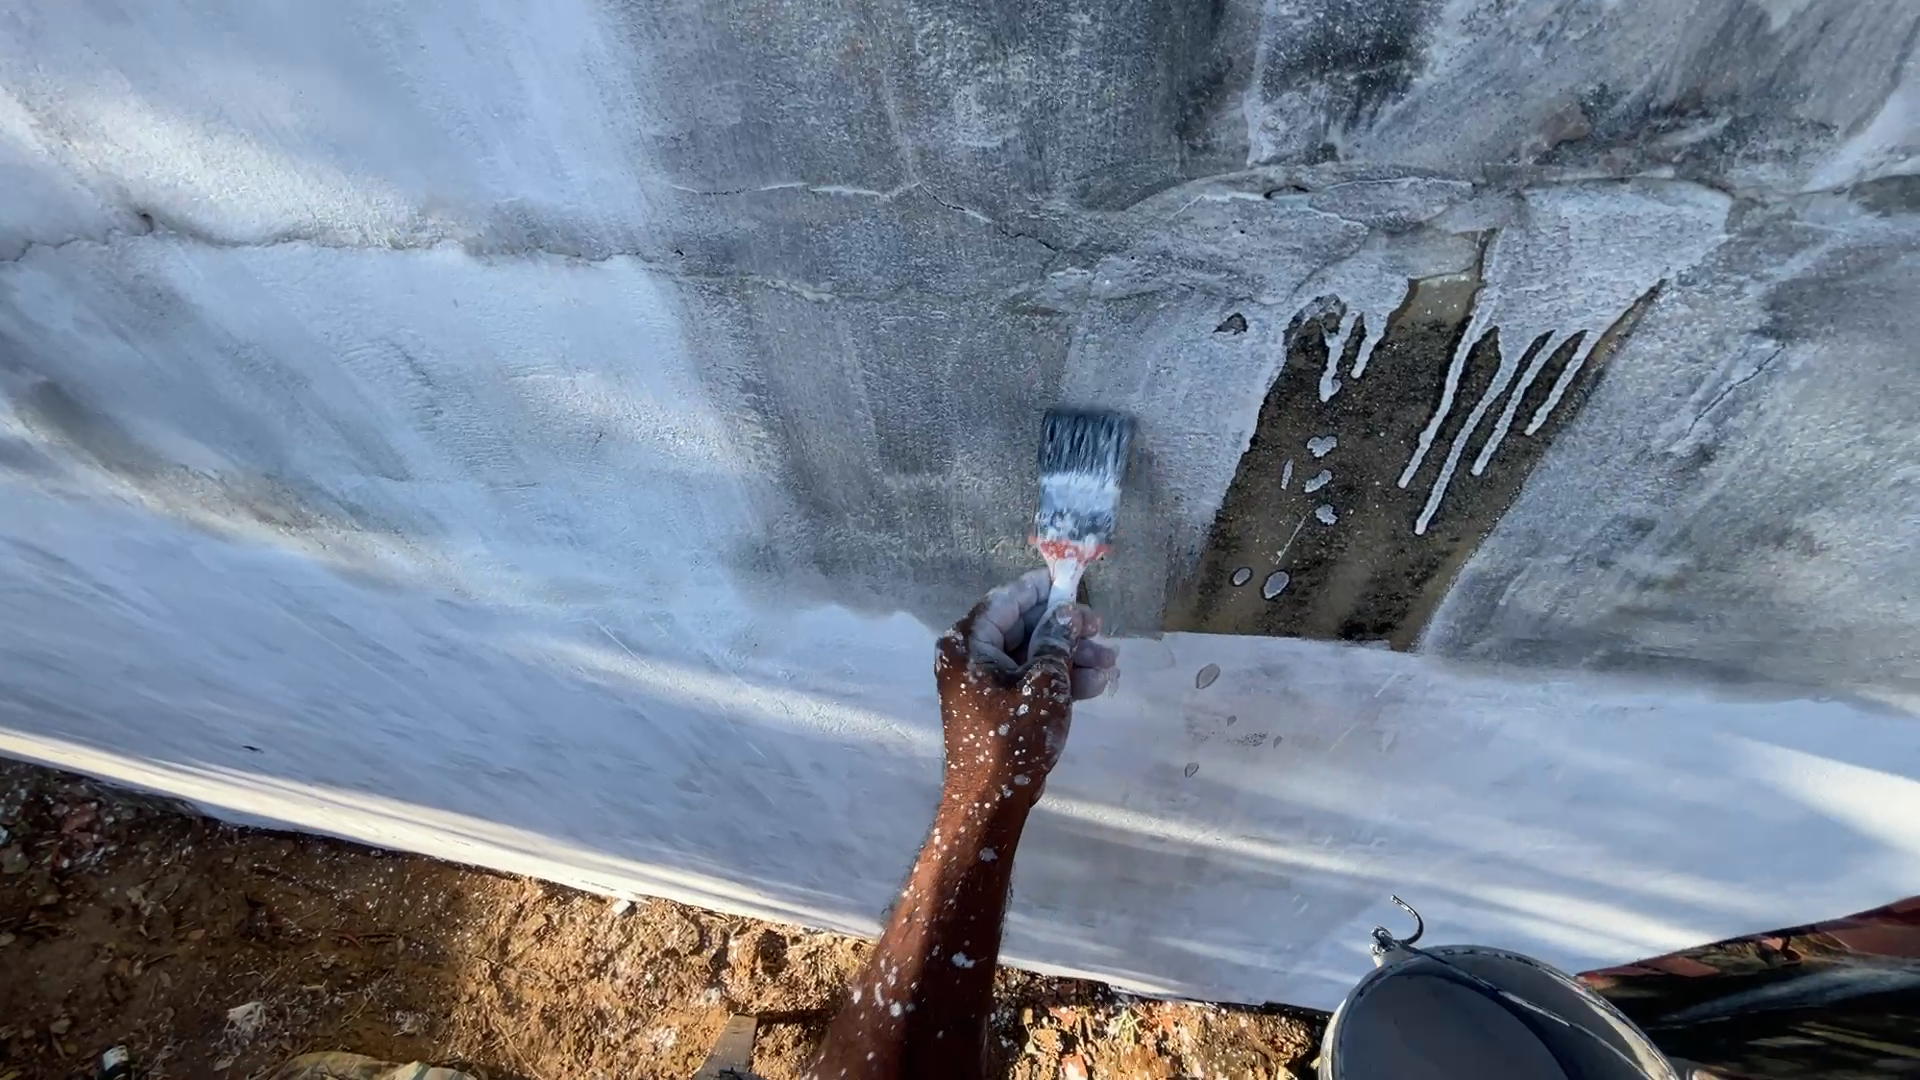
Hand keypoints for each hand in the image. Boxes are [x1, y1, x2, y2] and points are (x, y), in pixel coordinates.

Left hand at [933, 569, 1116, 803]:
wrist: (993, 801)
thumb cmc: (1013, 737)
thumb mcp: (1045, 684)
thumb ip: (1057, 640)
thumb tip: (1067, 614)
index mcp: (969, 644)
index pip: (1006, 601)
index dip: (1041, 589)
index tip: (1070, 581)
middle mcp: (971, 656)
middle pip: (1023, 627)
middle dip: (1065, 628)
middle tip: (1101, 627)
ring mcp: (985, 681)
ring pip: (1032, 653)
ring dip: (1070, 655)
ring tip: (1109, 662)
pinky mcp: (999, 703)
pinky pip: (1031, 678)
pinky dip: (1060, 678)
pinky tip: (1095, 683)